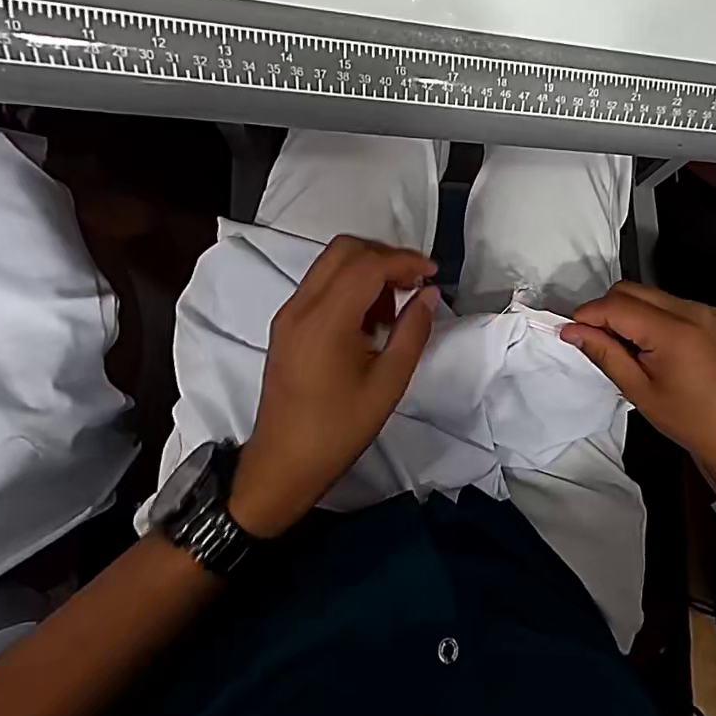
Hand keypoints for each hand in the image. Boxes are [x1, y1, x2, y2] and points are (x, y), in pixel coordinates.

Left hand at [231, 235, 438, 536]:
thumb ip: (412, 331)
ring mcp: (288, 314)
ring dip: (367, 270)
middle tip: (415, 283)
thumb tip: (429, 294)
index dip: (405, 261)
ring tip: (395, 308)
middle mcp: (300, 307)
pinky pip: (320, 286)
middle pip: (345, 250)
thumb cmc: (338, 430)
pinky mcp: (286, 326)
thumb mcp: (388, 383)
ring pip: (331, 264)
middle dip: (385, 256)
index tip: (433, 274)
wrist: (282, 465)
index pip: (367, 264)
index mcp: (324, 321)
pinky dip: (350, 286)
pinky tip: (370, 320)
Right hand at [562, 282, 715, 497]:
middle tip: (593, 343)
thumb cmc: (692, 421)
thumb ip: (605, 353)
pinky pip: (663, 303)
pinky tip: (641, 347)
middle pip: (628, 290)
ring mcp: (700, 312)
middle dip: (603, 310)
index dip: (586, 316)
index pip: (615, 305)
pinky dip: (643, 315)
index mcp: (672, 331)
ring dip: (623, 312)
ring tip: (619, 349)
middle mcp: (688, 311)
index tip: (570, 334)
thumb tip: (573, 332)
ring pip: (645, 294)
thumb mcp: (639, 390)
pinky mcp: (705, 319)